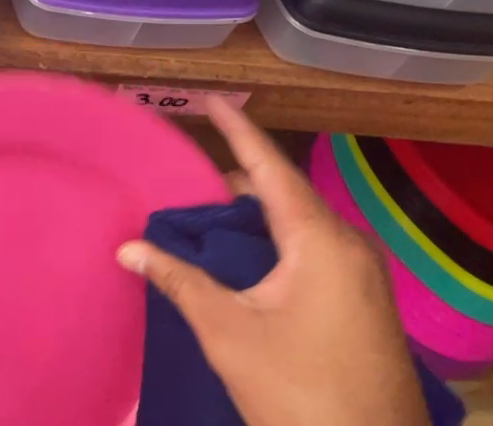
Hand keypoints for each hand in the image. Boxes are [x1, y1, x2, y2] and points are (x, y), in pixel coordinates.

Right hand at [115, 104, 429, 425]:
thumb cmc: (301, 393)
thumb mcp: (229, 332)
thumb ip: (179, 280)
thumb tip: (127, 248)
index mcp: (320, 242)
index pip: (269, 168)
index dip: (237, 131)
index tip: (212, 98)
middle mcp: (349, 247)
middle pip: (283, 194)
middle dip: (235, 181)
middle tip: (185, 174)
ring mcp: (364, 277)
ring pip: (298, 225)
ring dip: (252, 216)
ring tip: (203, 214)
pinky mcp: (364, 304)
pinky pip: (312, 250)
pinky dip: (272, 242)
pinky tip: (242, 257)